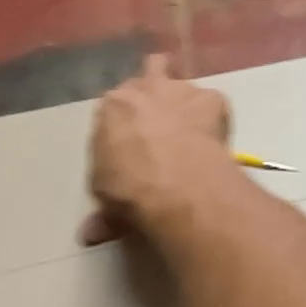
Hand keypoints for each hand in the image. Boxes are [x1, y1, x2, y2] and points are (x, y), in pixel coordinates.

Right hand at [82, 55, 232, 245]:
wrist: (177, 182)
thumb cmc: (130, 188)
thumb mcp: (105, 196)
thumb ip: (102, 207)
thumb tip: (91, 233)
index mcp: (112, 107)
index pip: (116, 105)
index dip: (127, 119)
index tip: (135, 137)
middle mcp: (145, 88)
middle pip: (149, 73)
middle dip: (155, 87)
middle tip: (163, 114)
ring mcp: (181, 89)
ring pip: (181, 81)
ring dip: (186, 100)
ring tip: (193, 126)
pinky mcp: (213, 98)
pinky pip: (213, 103)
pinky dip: (214, 117)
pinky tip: (214, 138)